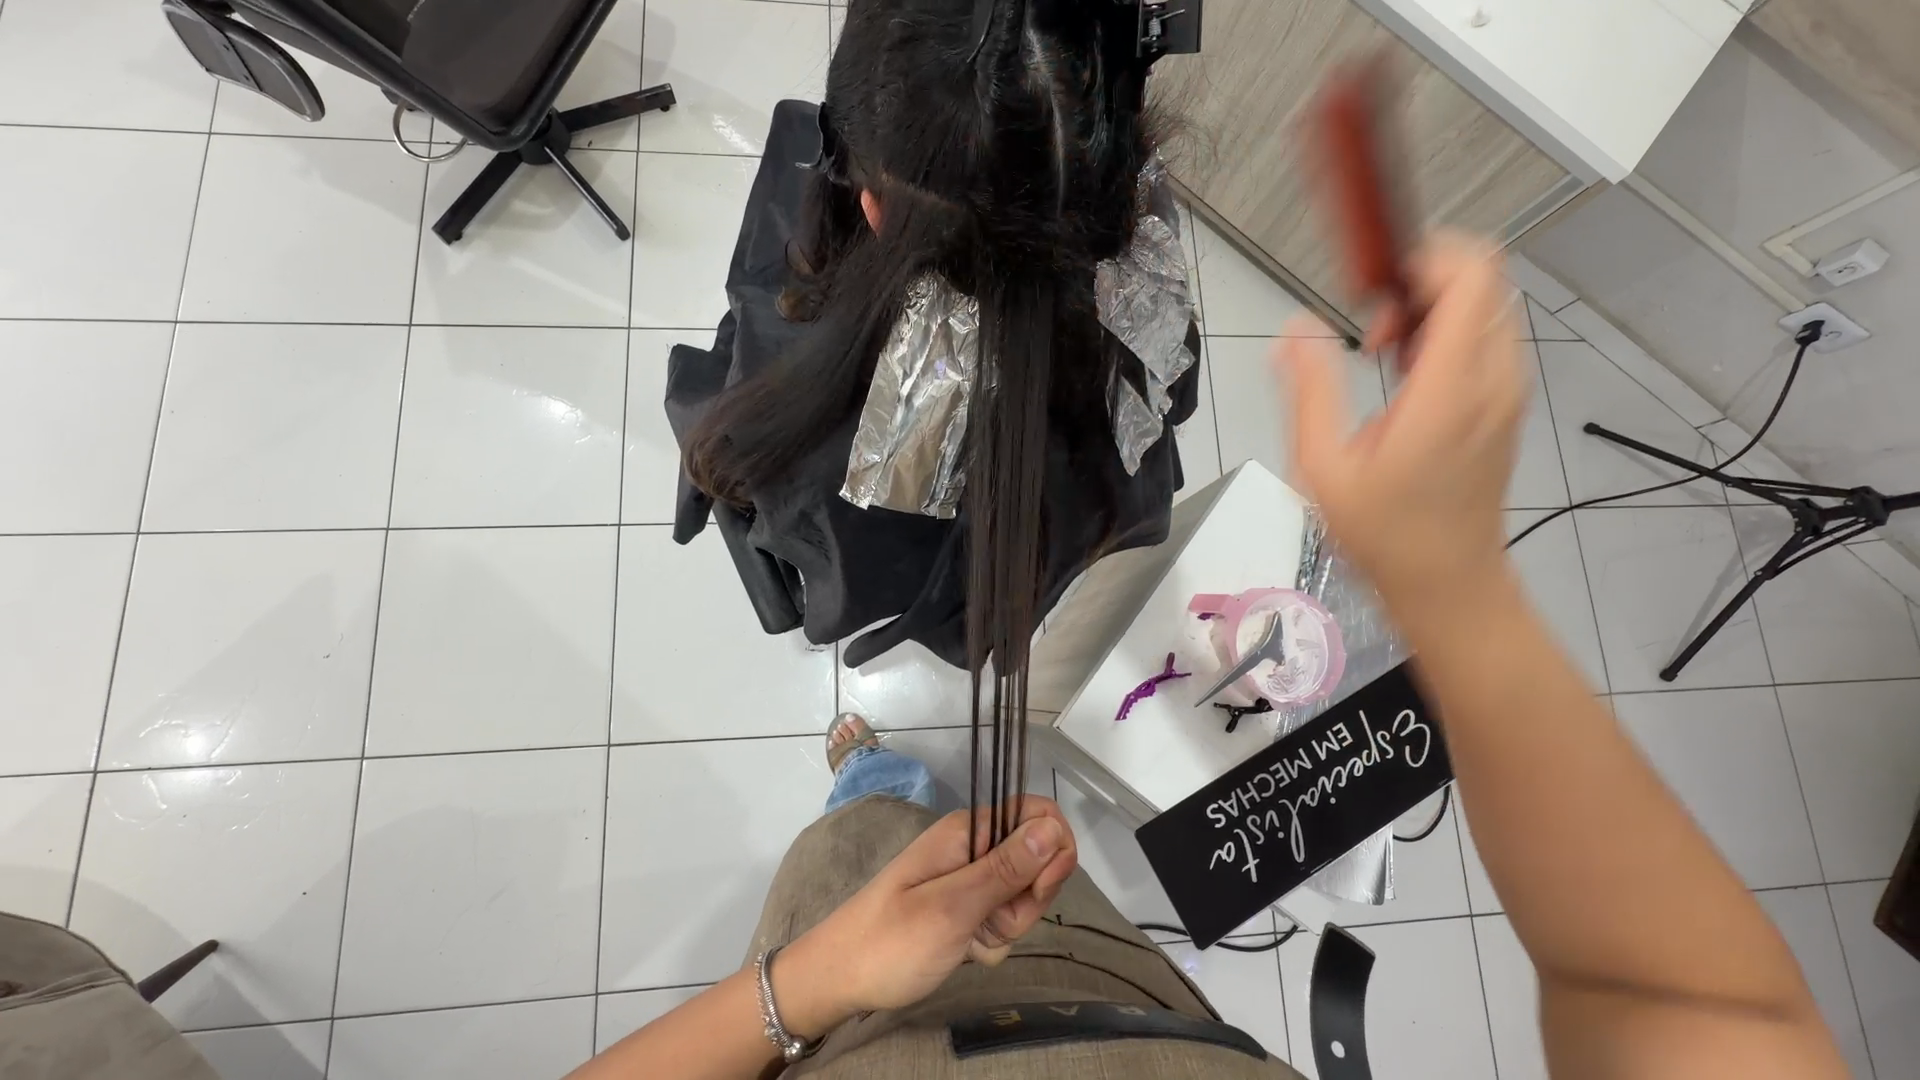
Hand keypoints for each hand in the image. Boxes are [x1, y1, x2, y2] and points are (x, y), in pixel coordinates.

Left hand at [773, 799, 1077, 1034]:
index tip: (1038, 890)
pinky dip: (993, 942)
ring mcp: (970, 879)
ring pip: (1023, 896)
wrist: (840, 978)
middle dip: (1027, 900)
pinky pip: (1003, 921)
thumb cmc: (890, 941)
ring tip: (970, 940)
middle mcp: (973, 846)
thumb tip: (1054, 826)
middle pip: (1037, 860)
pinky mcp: (968, 908)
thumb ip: (1006, 868)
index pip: (1039, 814)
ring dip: (1008, 926)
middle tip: (990, 923)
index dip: (1053, 848)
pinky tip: (965, 952)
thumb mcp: (952, 907)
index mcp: (969, 830)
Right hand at [1274, 232, 1527, 616]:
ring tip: (1381, 357)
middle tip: (1369, 338)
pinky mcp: (1506, 405)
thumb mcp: (1322, 464)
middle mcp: (1494, 376)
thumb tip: (1294, 328)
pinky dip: (1446, 336)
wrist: (1448, 582)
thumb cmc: (1381, 531)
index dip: (1418, 260)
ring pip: (1485, 306)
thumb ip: (1309, 389)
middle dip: (1419, 284)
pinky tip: (1405, 381)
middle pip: (1482, 279)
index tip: (1365, 299)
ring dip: (1432, 310)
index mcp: (1451, 386)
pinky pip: (1486, 338)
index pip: (1467, 274)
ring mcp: (1508, 390)